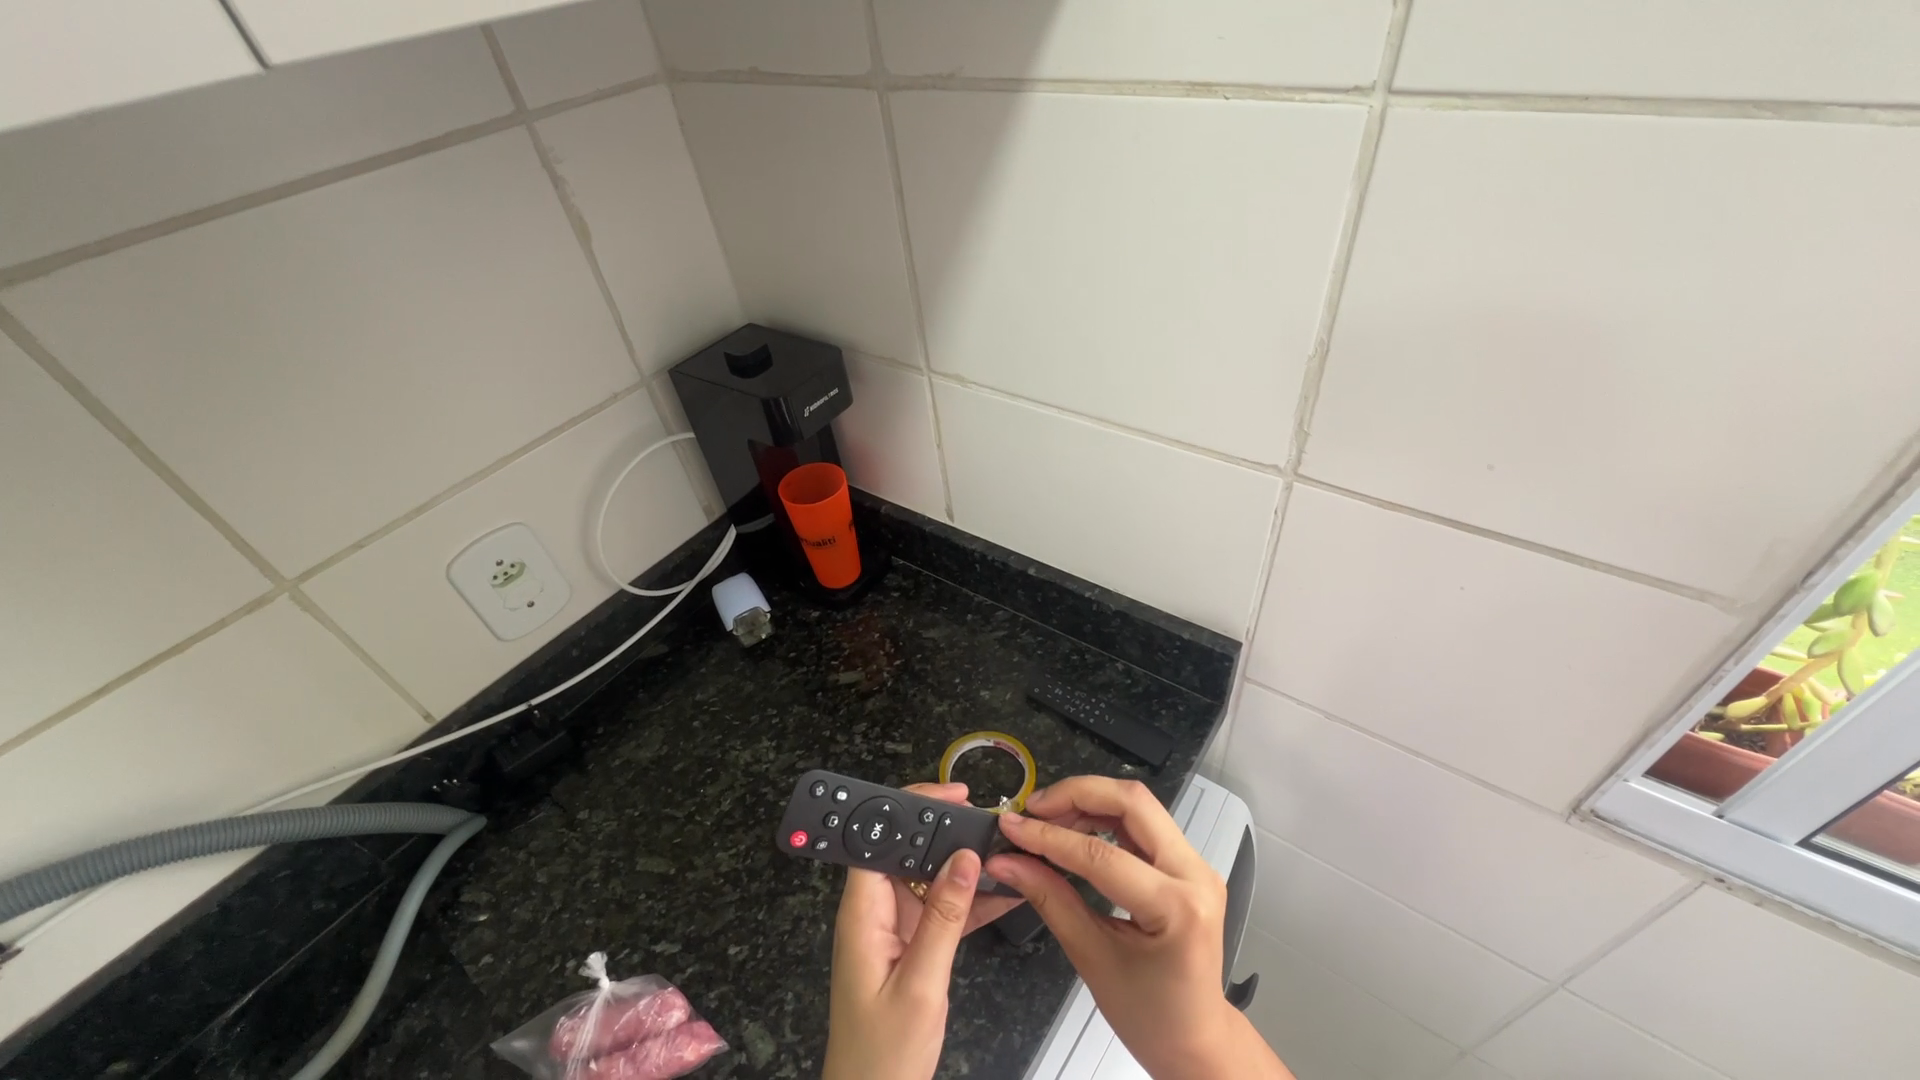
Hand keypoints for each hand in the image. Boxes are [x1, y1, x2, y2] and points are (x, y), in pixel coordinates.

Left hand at [823, 782, 1024, 1079]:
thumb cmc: (882, 1053)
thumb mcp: (919, 984)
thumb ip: (943, 918)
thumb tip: (965, 858)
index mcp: (863, 912)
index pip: (877, 838)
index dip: (910, 807)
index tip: (952, 795)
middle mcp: (875, 911)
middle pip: (907, 851)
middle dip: (945, 831)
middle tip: (990, 821)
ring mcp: (894, 928)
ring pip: (929, 878)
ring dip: (964, 865)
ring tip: (1005, 849)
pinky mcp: (911, 947)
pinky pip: (942, 910)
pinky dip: (970, 901)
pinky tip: (1005, 891)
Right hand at [985, 777, 1292, 1079]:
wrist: (1195, 1039)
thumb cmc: (1146, 1014)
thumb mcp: (1091, 957)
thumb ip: (1049, 899)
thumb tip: (1005, 861)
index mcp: (1177, 908)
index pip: (1102, 855)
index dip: (1048, 837)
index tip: (1008, 827)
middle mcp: (1195, 874)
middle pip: (1133, 802)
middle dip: (1076, 795)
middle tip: (1031, 809)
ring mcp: (1196, 864)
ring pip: (1138, 805)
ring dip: (1089, 801)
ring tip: (1046, 818)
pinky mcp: (1187, 863)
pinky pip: (1143, 823)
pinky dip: (1104, 816)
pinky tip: (1074, 828)